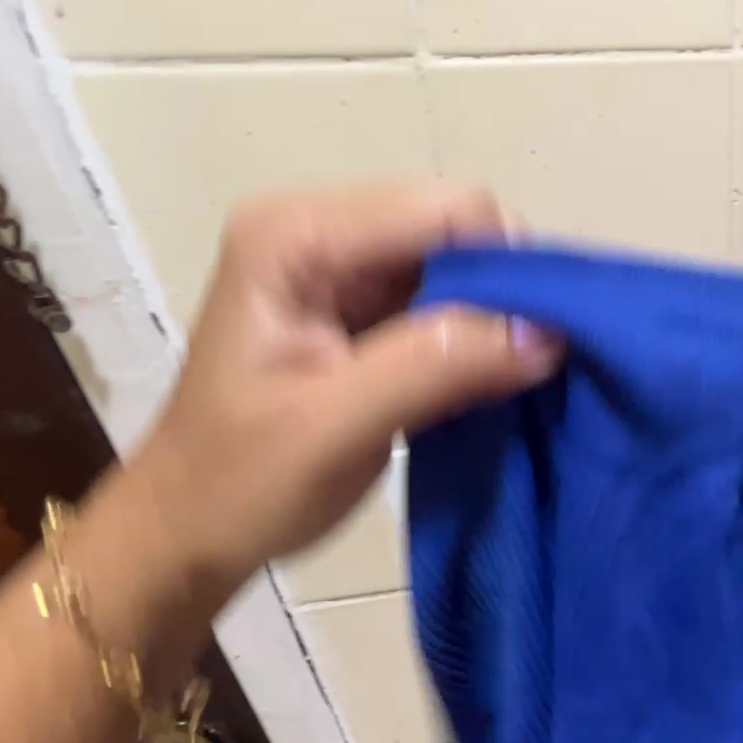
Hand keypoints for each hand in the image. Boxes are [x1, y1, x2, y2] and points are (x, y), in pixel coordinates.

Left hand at [125, 183, 562, 592]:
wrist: (193, 530)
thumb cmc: (244, 482)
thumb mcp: (340, 424)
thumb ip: (438, 366)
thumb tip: (549, 333)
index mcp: (297, 237)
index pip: (443, 213)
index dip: (508, 268)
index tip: (547, 340)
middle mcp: (323, 235)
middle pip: (457, 232)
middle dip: (508, 293)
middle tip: (534, 367)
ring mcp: (345, 274)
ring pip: (461, 270)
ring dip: (500, 321)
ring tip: (518, 380)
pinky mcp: (366, 316)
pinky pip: (449, 308)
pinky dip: (482, 343)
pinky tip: (492, 384)